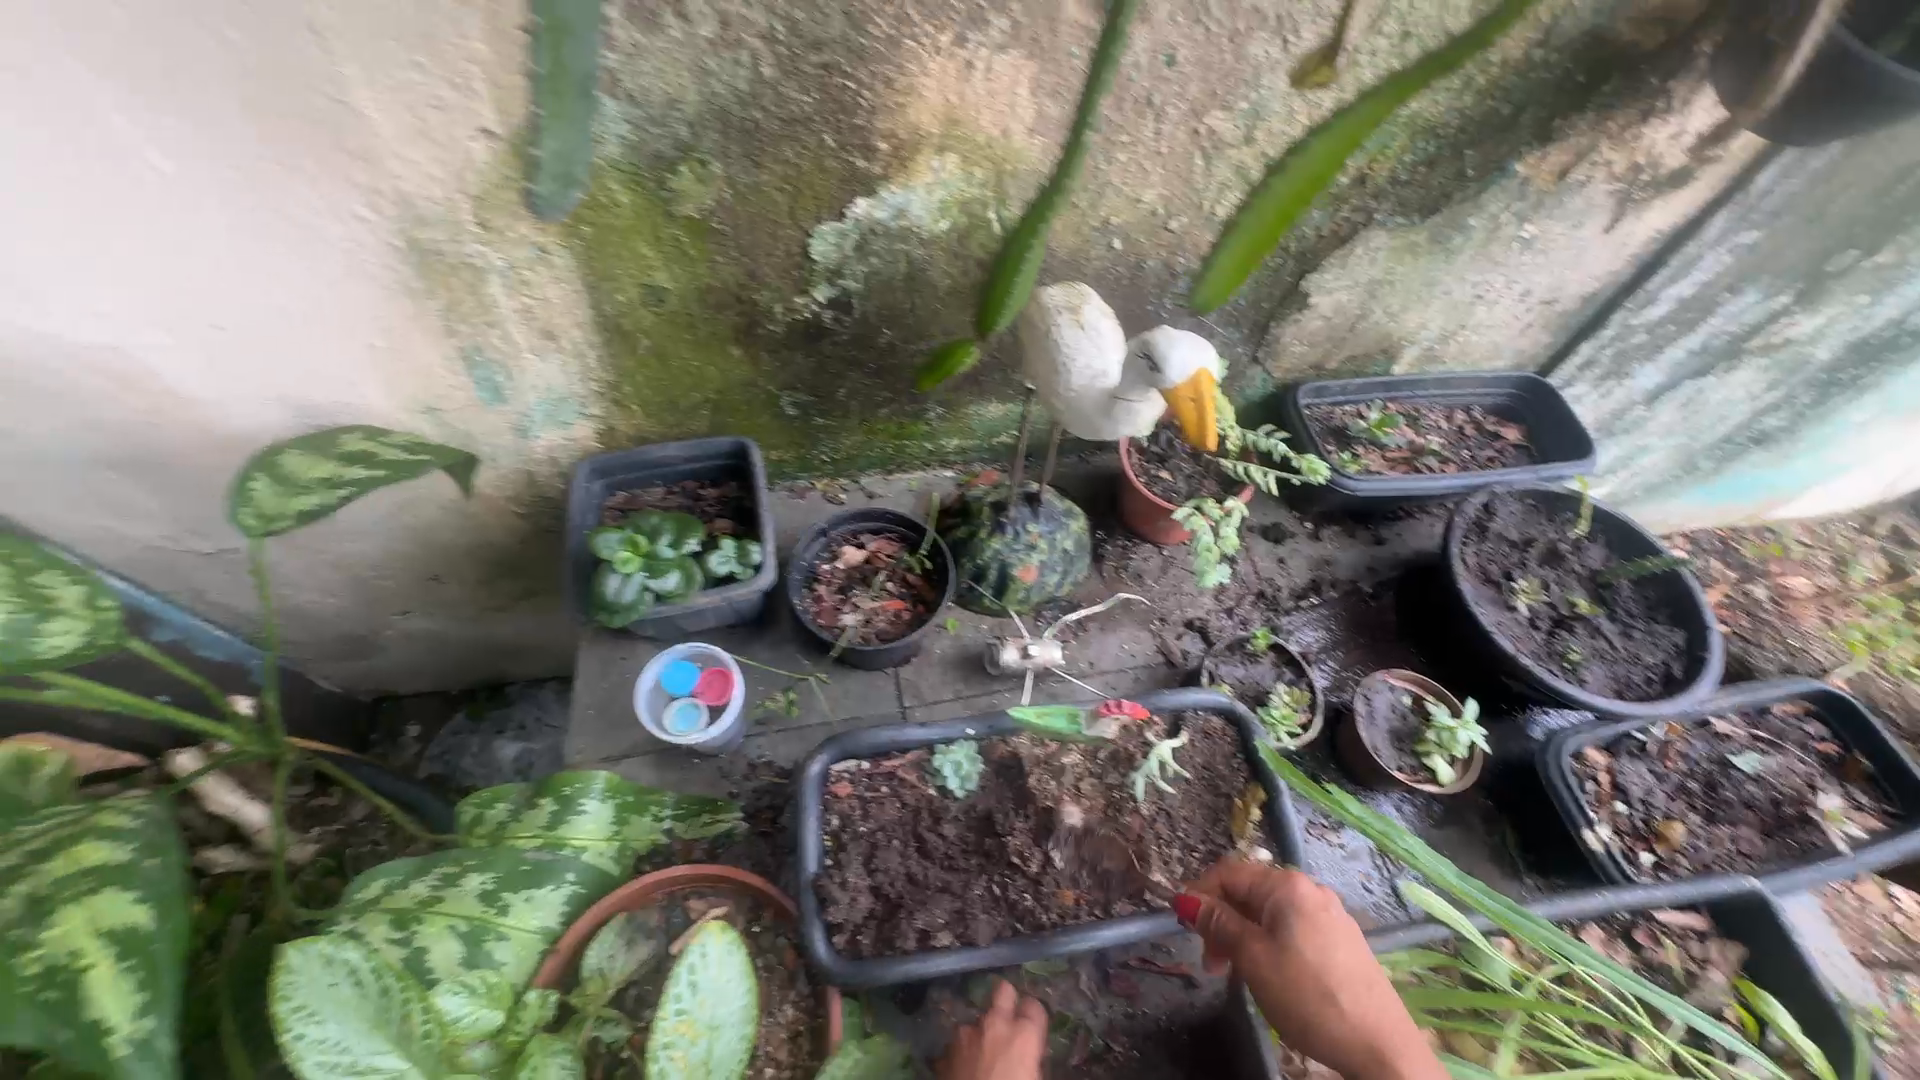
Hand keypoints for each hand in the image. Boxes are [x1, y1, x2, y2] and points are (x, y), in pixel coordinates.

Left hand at [937, 979, 1047, 1079]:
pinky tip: (966, 1068)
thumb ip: (1033, 1063)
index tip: (1034, 1027)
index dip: (1034, 1016)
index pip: (1035, 1006)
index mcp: (1024, 1036)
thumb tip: (1030, 1060)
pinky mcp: (946, 1051)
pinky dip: (964, 1050)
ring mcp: (967, 1034)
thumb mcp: (1034, 1079)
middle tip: (1009, 1018)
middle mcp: (996, 1025)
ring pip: (977, 1019)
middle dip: (1006, 999)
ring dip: (982, 1032)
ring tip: (984, 1053)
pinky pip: (960, 1042)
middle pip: (1003, 991)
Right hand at [1179, 860, 1444, 1079]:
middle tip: (1210, 962)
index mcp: (1287, 885)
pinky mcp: (1341, 940)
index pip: (1228, 872)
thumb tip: (1185, 899)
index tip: (1180, 925)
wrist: (1382, 1048)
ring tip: (1235, 972)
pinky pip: (1292, 928)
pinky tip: (1269, 974)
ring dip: (1242, 934)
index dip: (1199, 894)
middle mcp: (1310, 889)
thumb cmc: (1309, 996)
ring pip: (1270, 913)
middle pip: (1249, 891)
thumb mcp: (1253, 959)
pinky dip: (1269, 943)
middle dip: (1221, 919)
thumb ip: (1218, 923)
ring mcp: (1330, 914)